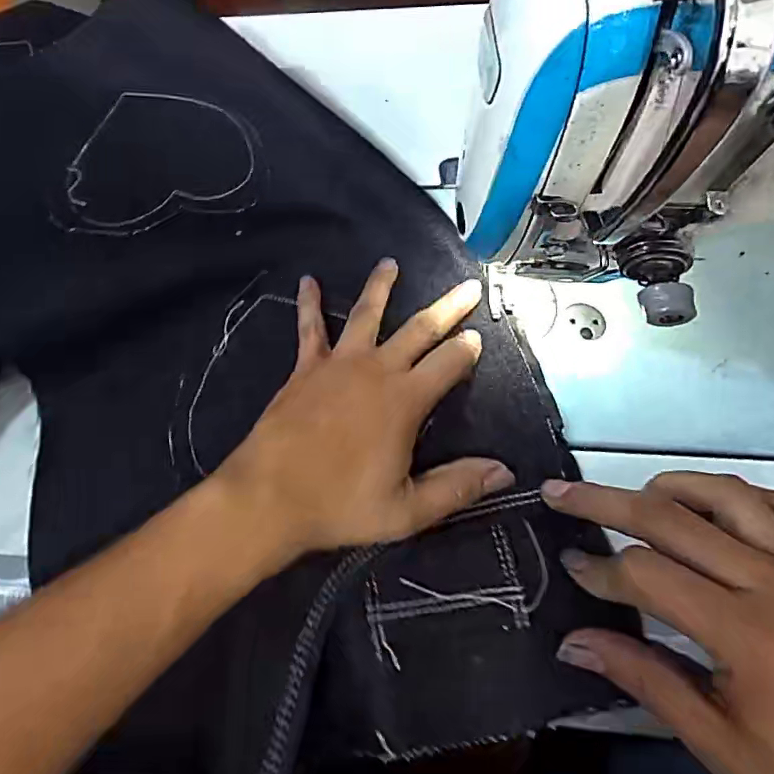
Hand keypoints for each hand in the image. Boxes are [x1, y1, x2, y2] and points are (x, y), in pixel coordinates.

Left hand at [211, 258, 514, 560]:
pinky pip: (310, 328)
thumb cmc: (340, 505)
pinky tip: (307, 281)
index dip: (468, 348)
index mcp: (405, 400)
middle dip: (448, 307)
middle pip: (420, 329)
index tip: (478, 336)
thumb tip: (504, 472)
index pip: (449, 363)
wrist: (268, 498)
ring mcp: (339, 364)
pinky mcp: (306, 368)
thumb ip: (457, 487)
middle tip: (467, 286)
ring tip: (390, 263)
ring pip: (367, 314)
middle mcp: (376, 370)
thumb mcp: (407, 509)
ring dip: (381, 286)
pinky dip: (310, 304)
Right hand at [544, 473, 773, 773]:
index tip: (568, 566)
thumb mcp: (720, 745)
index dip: (599, 570)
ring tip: (633, 494)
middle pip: (672, 518)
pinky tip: (710, 506)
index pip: (648, 575)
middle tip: (561, 494)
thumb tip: (573, 644)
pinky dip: (734, 494)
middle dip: (605, 502)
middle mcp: (772, 582)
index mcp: (745, 632)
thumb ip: (644, 680)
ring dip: (672, 485)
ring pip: (726, 495)